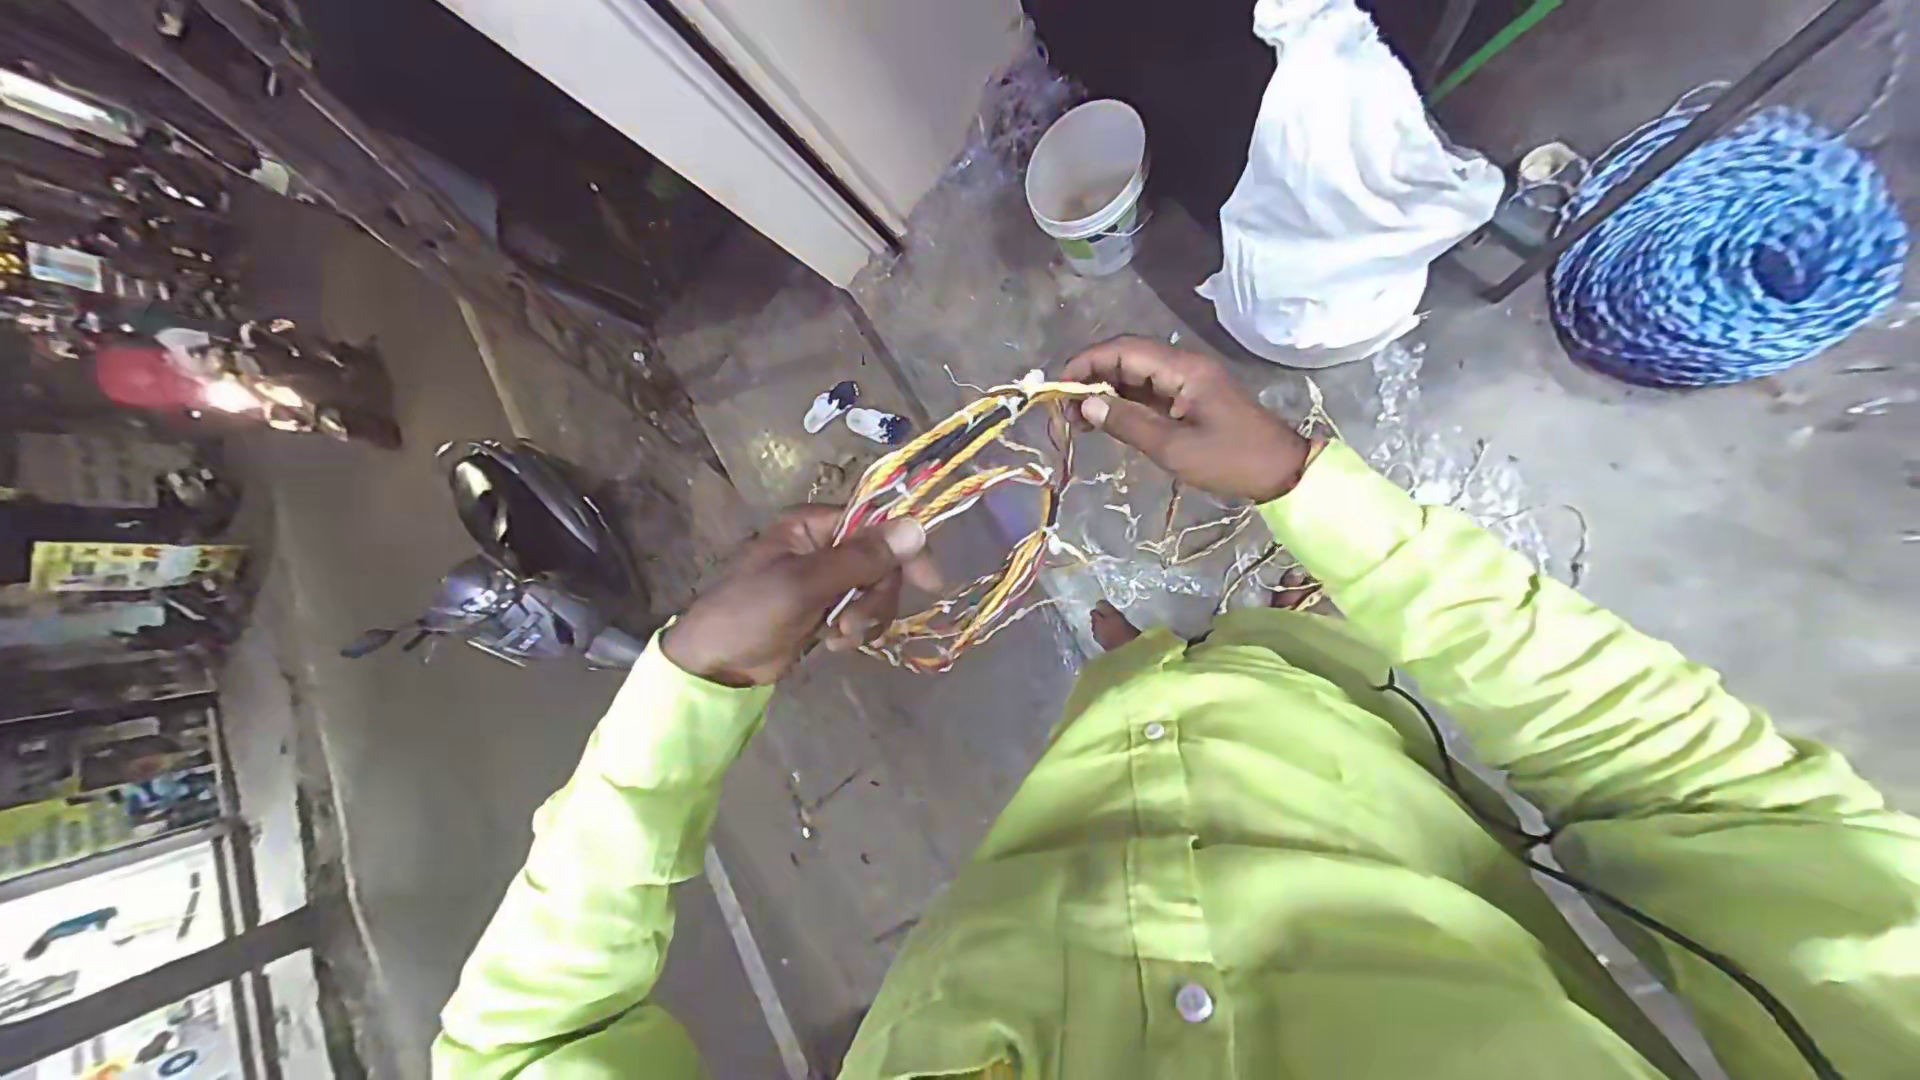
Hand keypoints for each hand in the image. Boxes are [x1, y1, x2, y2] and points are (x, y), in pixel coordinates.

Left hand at [662, 506, 935, 686]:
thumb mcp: (805, 583)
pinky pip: (865, 611)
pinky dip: (858, 630)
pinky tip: (833, 642)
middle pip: (883, 562)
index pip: (877, 524)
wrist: (717, 665)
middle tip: (853, 624)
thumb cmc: (750, 612)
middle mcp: (825, 545)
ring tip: (838, 636)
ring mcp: (829, 578)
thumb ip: (861, 557)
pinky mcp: (830, 608)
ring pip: (878, 590)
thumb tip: (917, 527)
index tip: (929, 583)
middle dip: (875, 598)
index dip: (905, 550)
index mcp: (814, 525)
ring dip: (867, 618)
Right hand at [1064, 336, 1313, 501]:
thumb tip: (1086, 405)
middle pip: (1126, 358)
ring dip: (1103, 392)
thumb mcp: (1174, 447)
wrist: (1280, 472)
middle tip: (1065, 409)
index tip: (1059, 387)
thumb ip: (1127, 423)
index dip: (1087, 363)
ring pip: (1133, 376)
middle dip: (1091, 378)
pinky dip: (1121, 403)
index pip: (1124, 351)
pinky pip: (1146, 393)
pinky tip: (1103, 420)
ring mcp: (1185, 383)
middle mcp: (1183, 367)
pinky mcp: (1187, 400)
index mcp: (1183, 369)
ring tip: (1078, 419)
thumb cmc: (1230, 460)